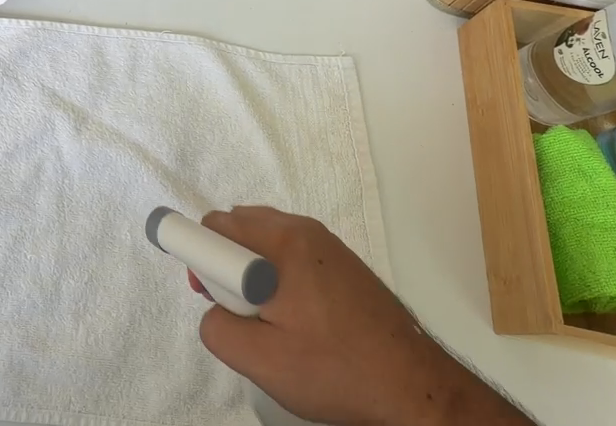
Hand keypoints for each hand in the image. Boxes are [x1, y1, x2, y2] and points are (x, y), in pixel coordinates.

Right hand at [194, 207, 529, 425]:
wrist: (417, 389)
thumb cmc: (336, 370)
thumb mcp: (262, 360)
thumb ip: (218, 326)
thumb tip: (215, 307)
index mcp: (281, 242)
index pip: (215, 225)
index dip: (198, 255)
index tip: (205, 293)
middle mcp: (303, 229)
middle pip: (238, 228)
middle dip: (224, 264)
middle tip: (239, 313)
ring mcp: (326, 243)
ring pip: (265, 241)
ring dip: (252, 272)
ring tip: (271, 321)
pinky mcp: (342, 262)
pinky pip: (290, 254)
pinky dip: (279, 277)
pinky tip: (298, 321)